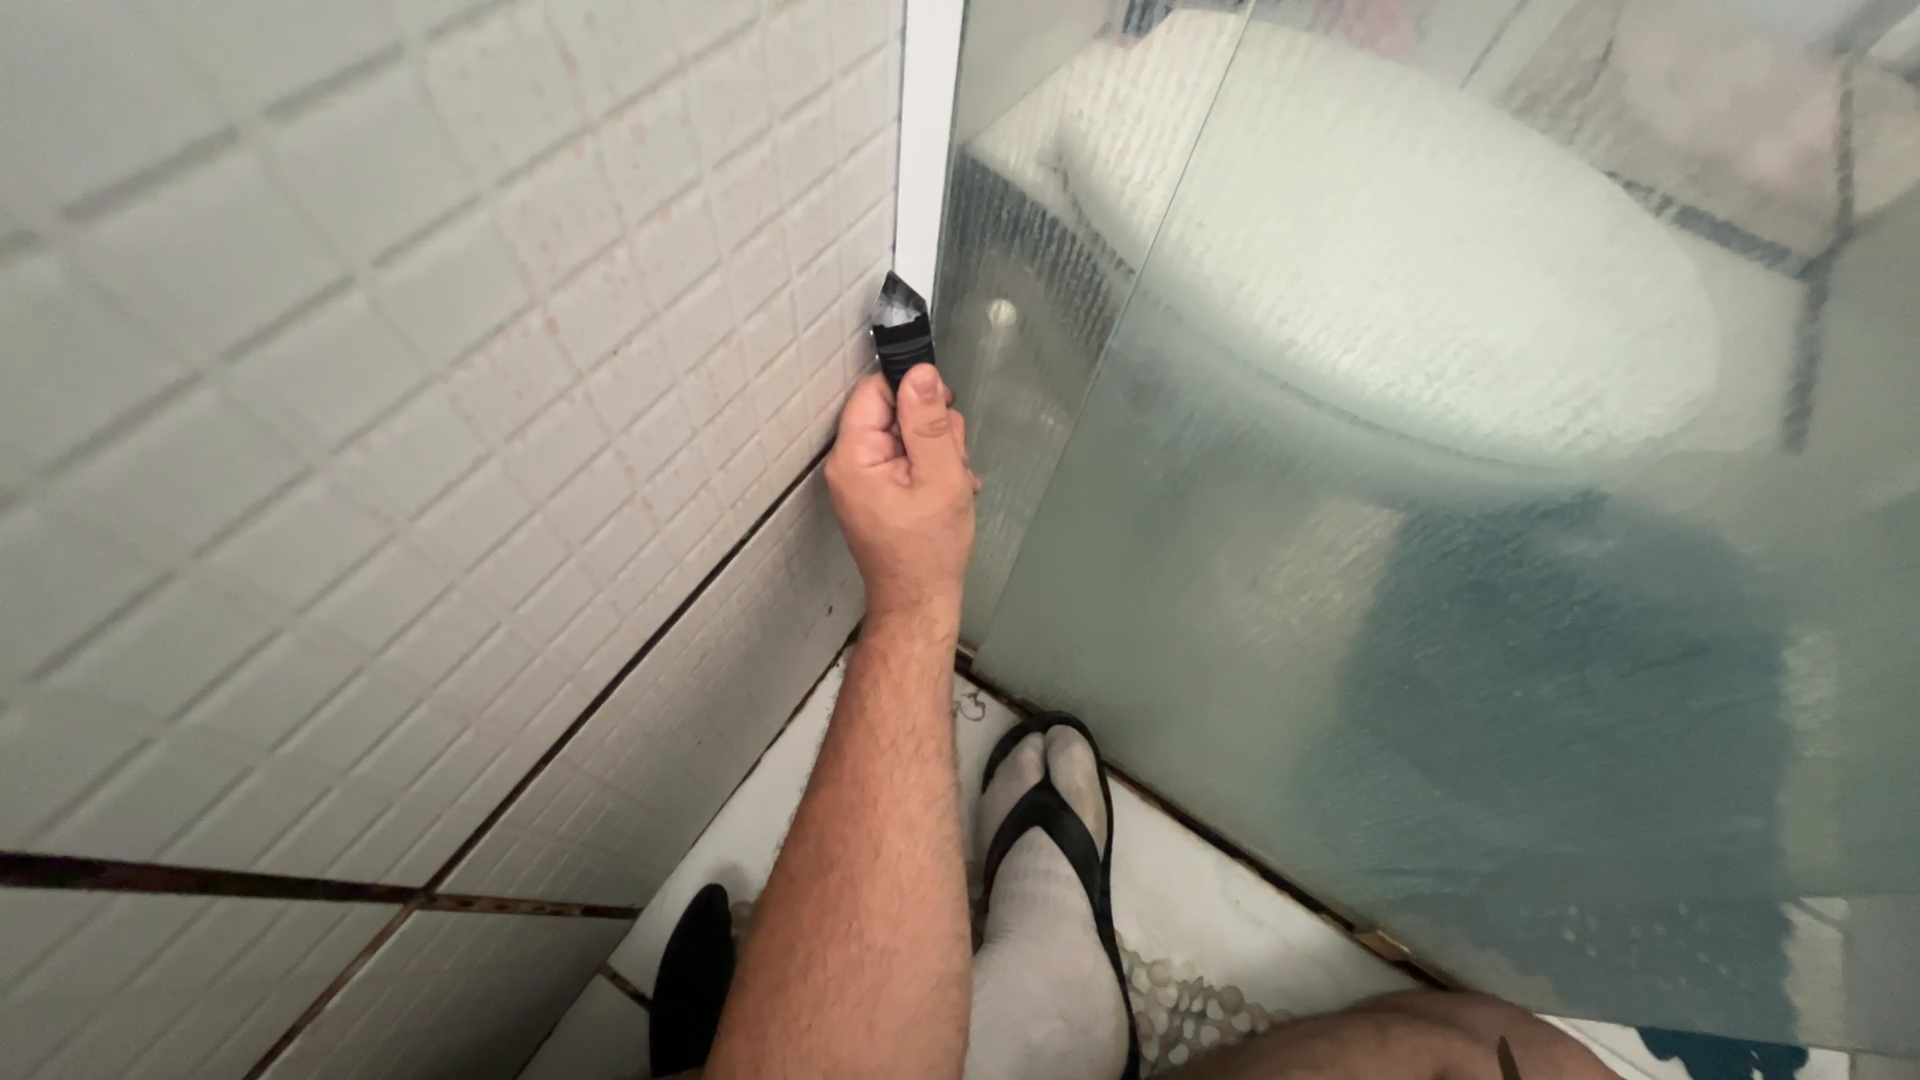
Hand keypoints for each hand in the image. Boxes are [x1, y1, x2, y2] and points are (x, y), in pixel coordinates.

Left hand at [825, 364, 979, 627]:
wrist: (920, 600)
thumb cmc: (928, 551)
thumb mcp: (940, 478)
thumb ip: (929, 423)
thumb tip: (921, 374)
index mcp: (854, 457)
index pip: (876, 391)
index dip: (914, 393)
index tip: (944, 412)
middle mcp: (850, 464)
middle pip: (894, 412)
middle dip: (933, 429)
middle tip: (952, 462)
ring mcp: (864, 479)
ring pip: (907, 436)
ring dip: (940, 452)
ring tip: (953, 484)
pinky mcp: (878, 491)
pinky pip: (907, 461)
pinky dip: (933, 470)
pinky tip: (948, 493)